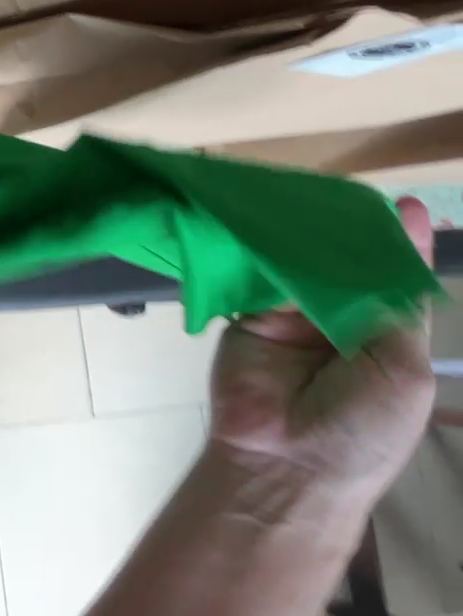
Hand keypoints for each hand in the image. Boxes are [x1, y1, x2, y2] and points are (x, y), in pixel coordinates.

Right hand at [207, 197, 437, 505]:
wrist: (285, 456)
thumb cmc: (362, 425)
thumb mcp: (397, 366)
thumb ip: (386, 307)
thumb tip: (376, 249)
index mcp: (385, 334)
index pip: (392, 280)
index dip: (400, 244)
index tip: (405, 204)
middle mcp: (336, 319)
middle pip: (338, 266)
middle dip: (339, 234)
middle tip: (332, 191)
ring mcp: (287, 316)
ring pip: (292, 267)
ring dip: (292, 240)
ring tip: (288, 199)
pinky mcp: (243, 315)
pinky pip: (249, 279)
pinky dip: (249, 255)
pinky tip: (251, 229)